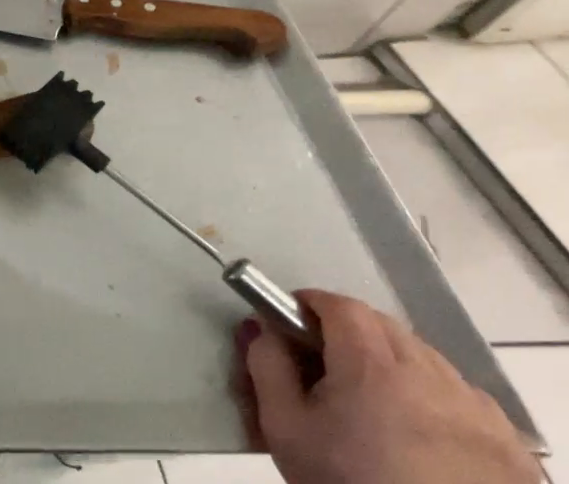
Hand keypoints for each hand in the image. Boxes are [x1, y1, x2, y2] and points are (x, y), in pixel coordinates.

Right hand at [243, 290, 536, 483]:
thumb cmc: (347, 478)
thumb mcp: (285, 426)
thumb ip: (267, 366)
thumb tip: (264, 328)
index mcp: (372, 367)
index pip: (342, 306)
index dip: (311, 303)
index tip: (290, 318)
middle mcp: (430, 375)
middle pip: (385, 326)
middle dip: (348, 329)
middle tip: (323, 357)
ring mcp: (475, 407)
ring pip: (425, 357)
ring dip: (391, 359)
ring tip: (371, 395)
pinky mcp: (506, 439)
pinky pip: (461, 394)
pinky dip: (432, 392)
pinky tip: (418, 424)